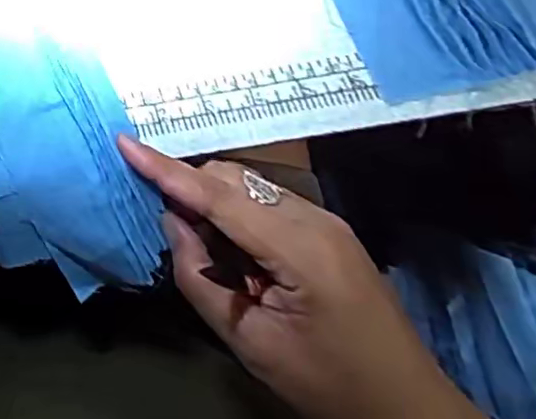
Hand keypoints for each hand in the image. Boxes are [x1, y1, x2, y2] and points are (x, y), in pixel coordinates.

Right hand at [117, 136, 480, 418]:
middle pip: (233, 179)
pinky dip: (238, 212)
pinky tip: (237, 251)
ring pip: (249, 185)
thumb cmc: (329, 385)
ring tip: (204, 245)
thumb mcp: (254, 345)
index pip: (218, 195)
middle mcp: (313, 216)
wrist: (408, 408)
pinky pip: (268, 202)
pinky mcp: (328, 227)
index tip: (127, 144)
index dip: (167, 169)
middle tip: (167, 222)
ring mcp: (325, 218)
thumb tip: (174, 222)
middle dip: (191, 187)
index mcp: (299, 246)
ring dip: (215, 200)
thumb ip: (202, 279)